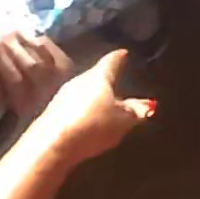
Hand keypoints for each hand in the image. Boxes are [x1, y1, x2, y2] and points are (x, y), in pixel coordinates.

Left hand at [0, 4, 72, 113]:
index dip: (3, 104)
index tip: (10, 110)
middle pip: (18, 80)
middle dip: (26, 99)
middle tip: (31, 110)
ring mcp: (12, 39)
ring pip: (34, 65)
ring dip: (41, 84)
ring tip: (45, 95)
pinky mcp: (24, 28)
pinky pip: (43, 46)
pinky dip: (52, 60)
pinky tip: (56, 71)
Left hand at [16, 50, 155, 168]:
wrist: (50, 145)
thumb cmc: (93, 125)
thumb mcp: (123, 121)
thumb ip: (136, 111)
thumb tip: (149, 105)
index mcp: (99, 76)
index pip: (112, 61)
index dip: (120, 57)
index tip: (125, 53)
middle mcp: (79, 80)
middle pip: (96, 76)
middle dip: (107, 80)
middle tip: (119, 83)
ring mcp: (63, 96)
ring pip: (84, 91)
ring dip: (94, 97)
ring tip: (106, 104)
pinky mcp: (52, 113)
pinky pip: (73, 106)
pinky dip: (83, 110)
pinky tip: (88, 121)